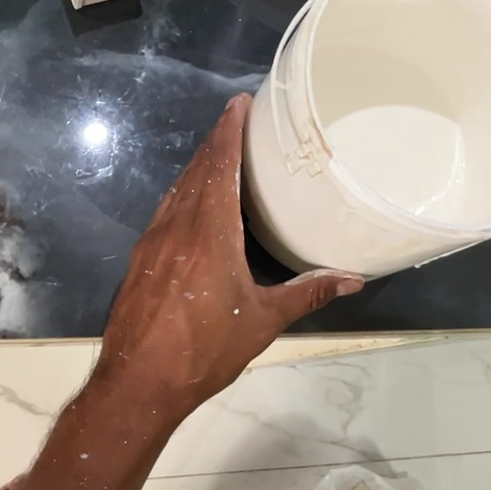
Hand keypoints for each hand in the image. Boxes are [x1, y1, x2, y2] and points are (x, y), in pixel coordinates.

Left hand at [97, 94, 363, 412]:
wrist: (136, 386)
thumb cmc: (203, 350)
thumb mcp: (263, 321)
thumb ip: (308, 292)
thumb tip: (354, 278)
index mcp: (210, 231)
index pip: (220, 165)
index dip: (230, 130)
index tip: (240, 102)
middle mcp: (178, 225)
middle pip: (198, 168)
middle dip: (218, 139)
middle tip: (238, 116)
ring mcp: (154, 240)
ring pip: (178, 187)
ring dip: (200, 163)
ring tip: (221, 150)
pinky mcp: (141, 258)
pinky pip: (167, 208)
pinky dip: (184, 190)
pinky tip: (193, 199)